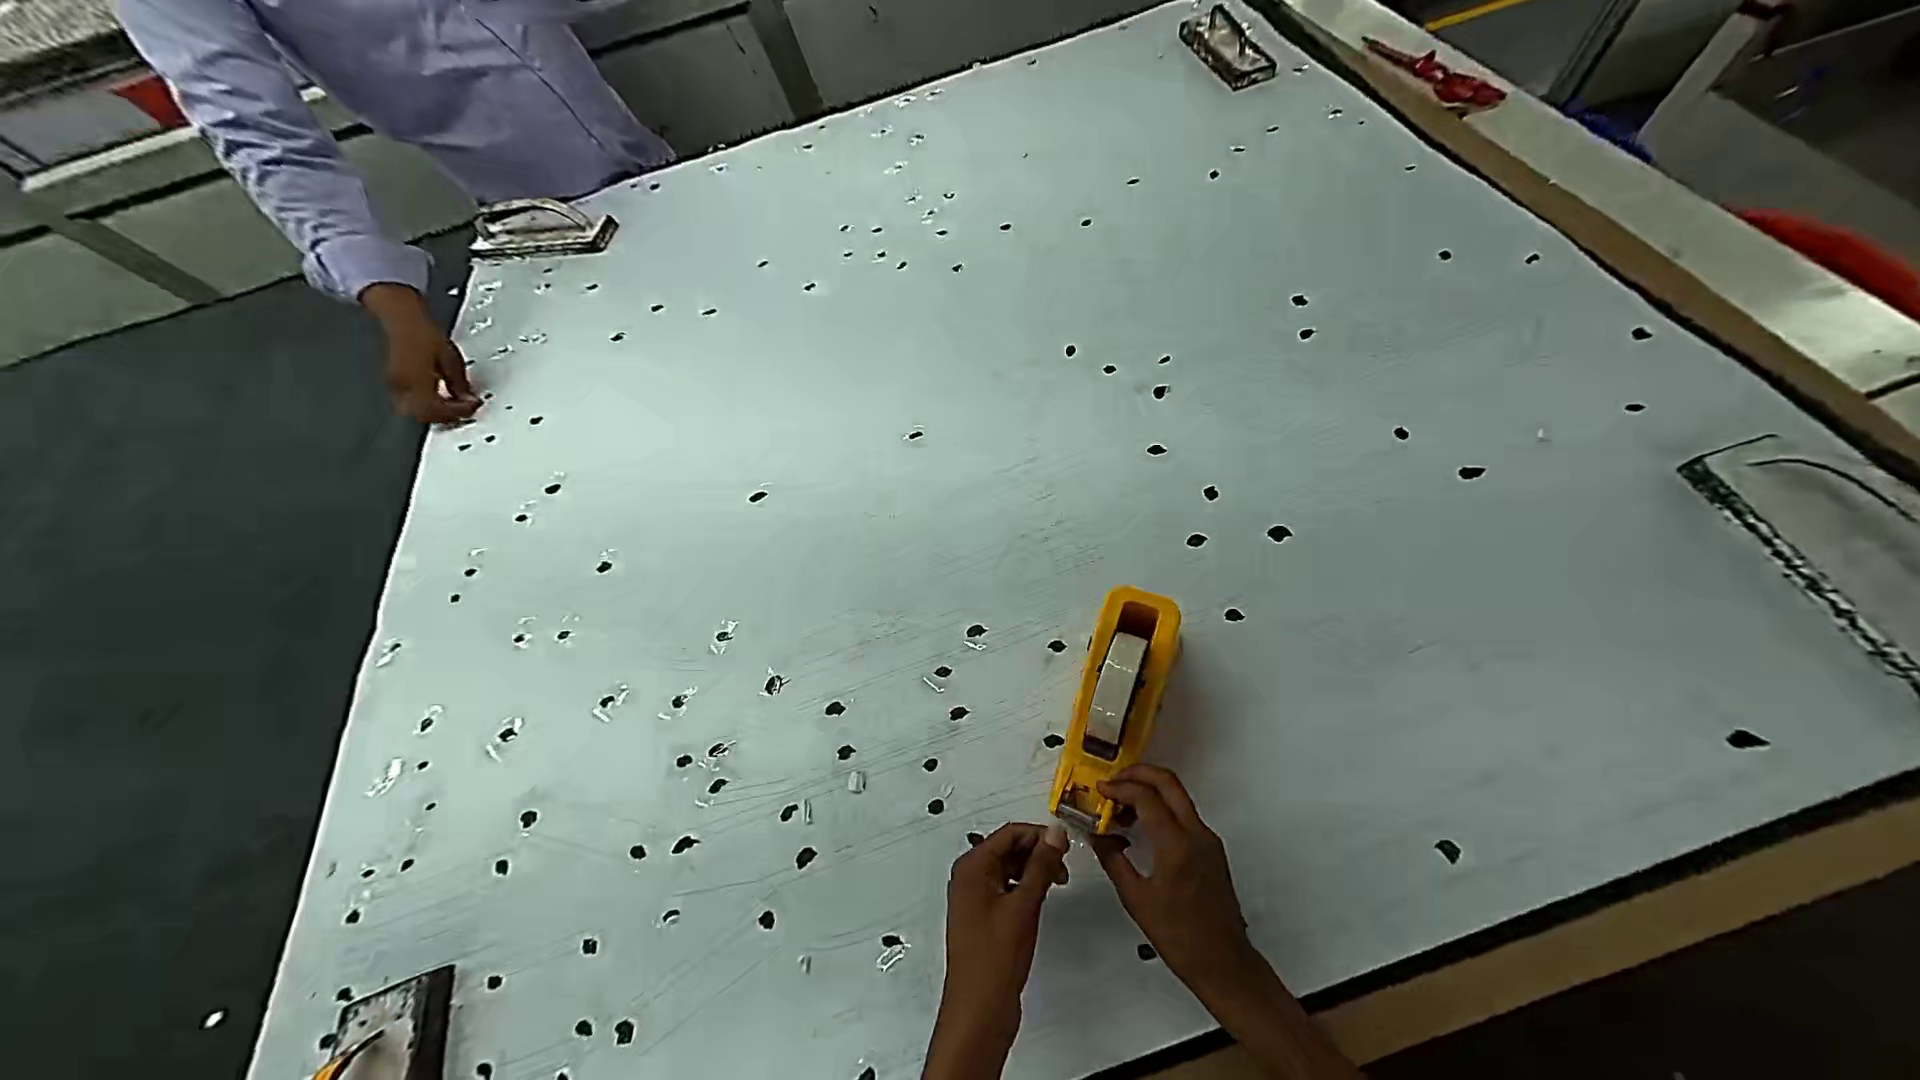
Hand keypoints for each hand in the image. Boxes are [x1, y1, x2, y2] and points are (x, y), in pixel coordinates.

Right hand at [361, 283, 478, 423]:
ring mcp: (394, 384)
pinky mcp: (393, 382)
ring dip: (436, 414)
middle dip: (447, 417)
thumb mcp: (451, 359)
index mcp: (416, 380)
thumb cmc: (423, 333)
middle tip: (464, 409)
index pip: (436, 410)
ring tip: (454, 405)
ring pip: (415, 412)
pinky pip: (409, 403)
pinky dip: (427, 406)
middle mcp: (401, 385)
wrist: (402, 319)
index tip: (472, 406)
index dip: (457, 412)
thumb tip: (468, 400)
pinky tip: (440, 398)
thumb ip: (460, 384)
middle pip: (424, 415)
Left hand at [924, 822, 1068, 1079]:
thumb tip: (1053, 835)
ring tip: (1056, 881)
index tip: (1064, 842)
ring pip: (1008, 867)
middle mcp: (969, 878)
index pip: (1009, 833)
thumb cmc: (992, 961)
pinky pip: (1006, 886)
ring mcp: (975, 897)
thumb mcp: (1024, 905)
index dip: (1038, 834)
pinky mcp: (984, 915)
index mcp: (972, 867)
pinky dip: (1025, 886)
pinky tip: (1041, 897)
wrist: (980, 1008)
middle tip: (1063, 862)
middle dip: (1037, 851)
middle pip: (1007, 847)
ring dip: (1033, 869)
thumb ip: (1041, 865)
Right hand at [1092, 765, 1361, 1078]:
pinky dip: (1161, 807)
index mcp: (1177, 845)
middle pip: (1168, 782)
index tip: (1099, 789)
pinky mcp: (1211, 849)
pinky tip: (1140, 825)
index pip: (1146, 798)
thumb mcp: (1136, 898)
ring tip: (1121, 804)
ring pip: (1178, 795)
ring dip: (1149, 790)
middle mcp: (1197, 834)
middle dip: (1138, 773)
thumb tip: (1097, 835)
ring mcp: (1207, 840)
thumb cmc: (1178, 936)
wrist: (1224, 963)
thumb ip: (1113, 860)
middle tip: (1113, 779)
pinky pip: (1183, 814)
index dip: (1119, 788)